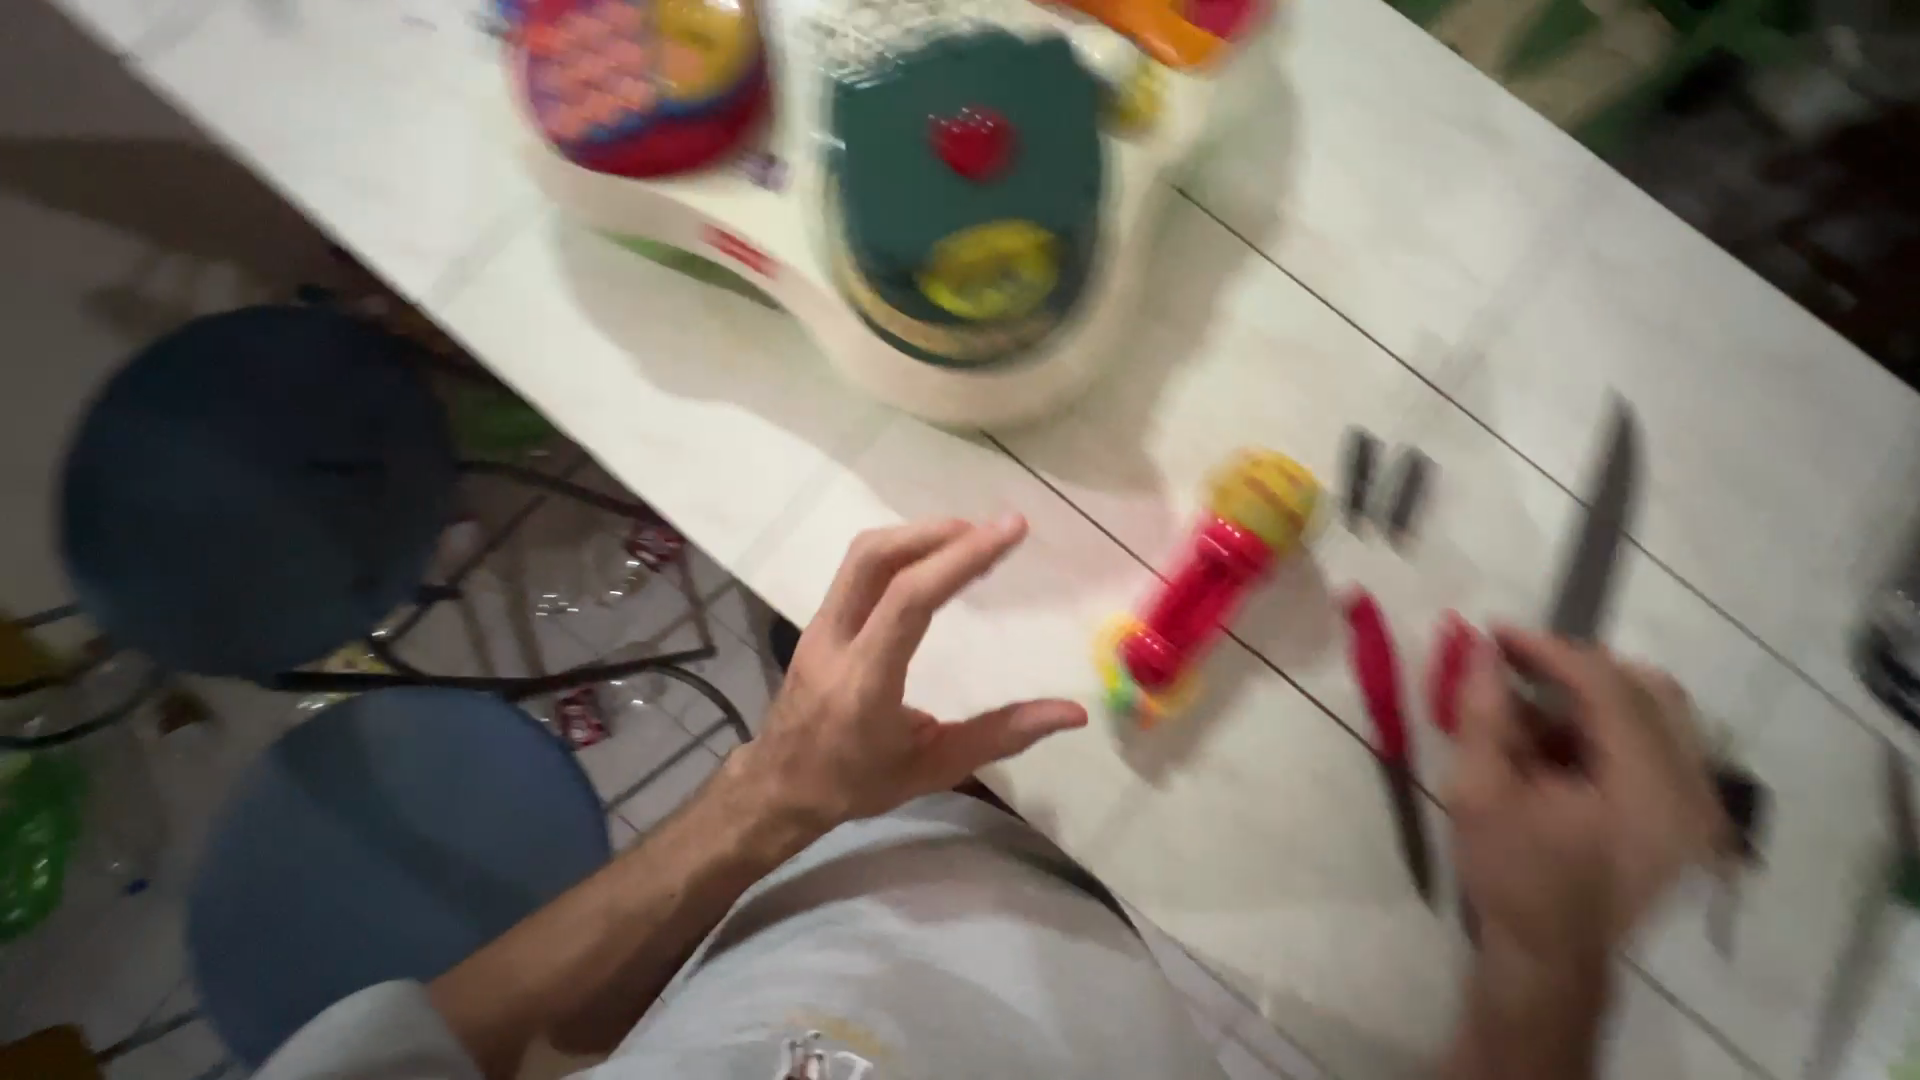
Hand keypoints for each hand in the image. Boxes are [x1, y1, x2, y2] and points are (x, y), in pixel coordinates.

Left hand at [734, 516, 1087, 827]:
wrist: (780, 786)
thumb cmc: (858, 783)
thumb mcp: (934, 769)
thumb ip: (1002, 736)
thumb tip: (1072, 713)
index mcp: (865, 680)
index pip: (910, 599)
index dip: (961, 557)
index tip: (1011, 530)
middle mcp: (836, 639)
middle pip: (875, 556)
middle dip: (937, 531)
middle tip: (993, 532)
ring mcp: (819, 624)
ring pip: (863, 554)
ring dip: (919, 535)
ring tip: (970, 540)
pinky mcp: (819, 619)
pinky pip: (859, 567)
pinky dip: (902, 550)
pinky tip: (934, 560)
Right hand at [1445, 628, 1726, 965]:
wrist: (1548, 954)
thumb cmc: (1511, 873)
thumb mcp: (1479, 792)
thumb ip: (1482, 715)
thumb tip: (1479, 649)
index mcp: (1649, 788)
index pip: (1609, 688)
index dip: (1548, 650)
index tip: (1492, 631)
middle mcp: (1693, 790)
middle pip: (1647, 690)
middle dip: (1574, 665)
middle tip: (1511, 662)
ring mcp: (1697, 805)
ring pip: (1656, 712)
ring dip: (1587, 694)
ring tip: (1522, 703)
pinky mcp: (1684, 815)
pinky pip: (1653, 742)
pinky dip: (1599, 725)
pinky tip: (1546, 740)